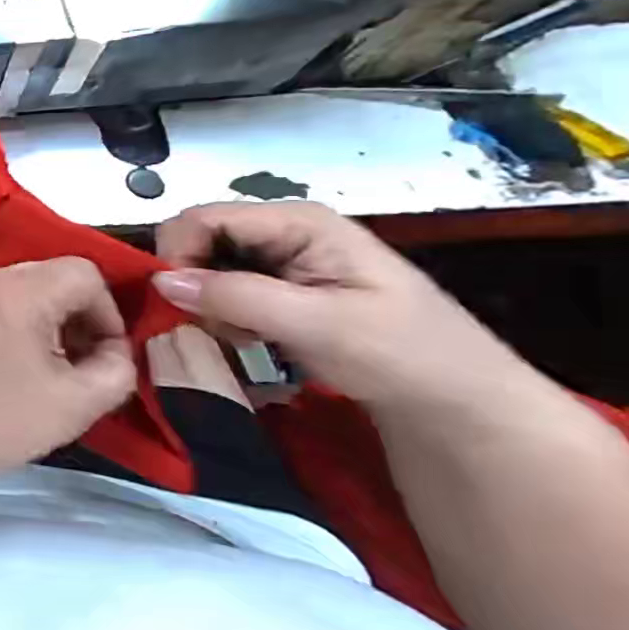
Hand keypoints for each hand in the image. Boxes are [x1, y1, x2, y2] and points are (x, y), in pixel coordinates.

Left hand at [0, 258, 136, 488]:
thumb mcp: (77, 402)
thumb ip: (116, 369)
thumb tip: (114, 350)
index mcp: (18, 288)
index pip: (85, 273)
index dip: (109, 313)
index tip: (106, 358)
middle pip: (56, 278)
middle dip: (82, 318)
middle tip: (85, 367)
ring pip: (30, 290)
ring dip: (54, 323)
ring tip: (55, 371)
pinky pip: (3, 301)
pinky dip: (24, 325)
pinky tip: (22, 366)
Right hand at [152, 201, 532, 413]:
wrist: (468, 411)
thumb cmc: (405, 358)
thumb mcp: (318, 326)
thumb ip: (235, 297)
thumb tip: (160, 280)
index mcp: (298, 221)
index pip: (201, 218)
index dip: (179, 254)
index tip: (183, 304)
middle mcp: (284, 229)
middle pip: (199, 239)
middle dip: (192, 281)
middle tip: (216, 327)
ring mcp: (284, 258)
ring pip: (206, 265)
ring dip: (207, 303)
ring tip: (237, 338)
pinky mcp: (282, 287)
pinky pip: (225, 288)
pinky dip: (221, 314)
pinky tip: (246, 339)